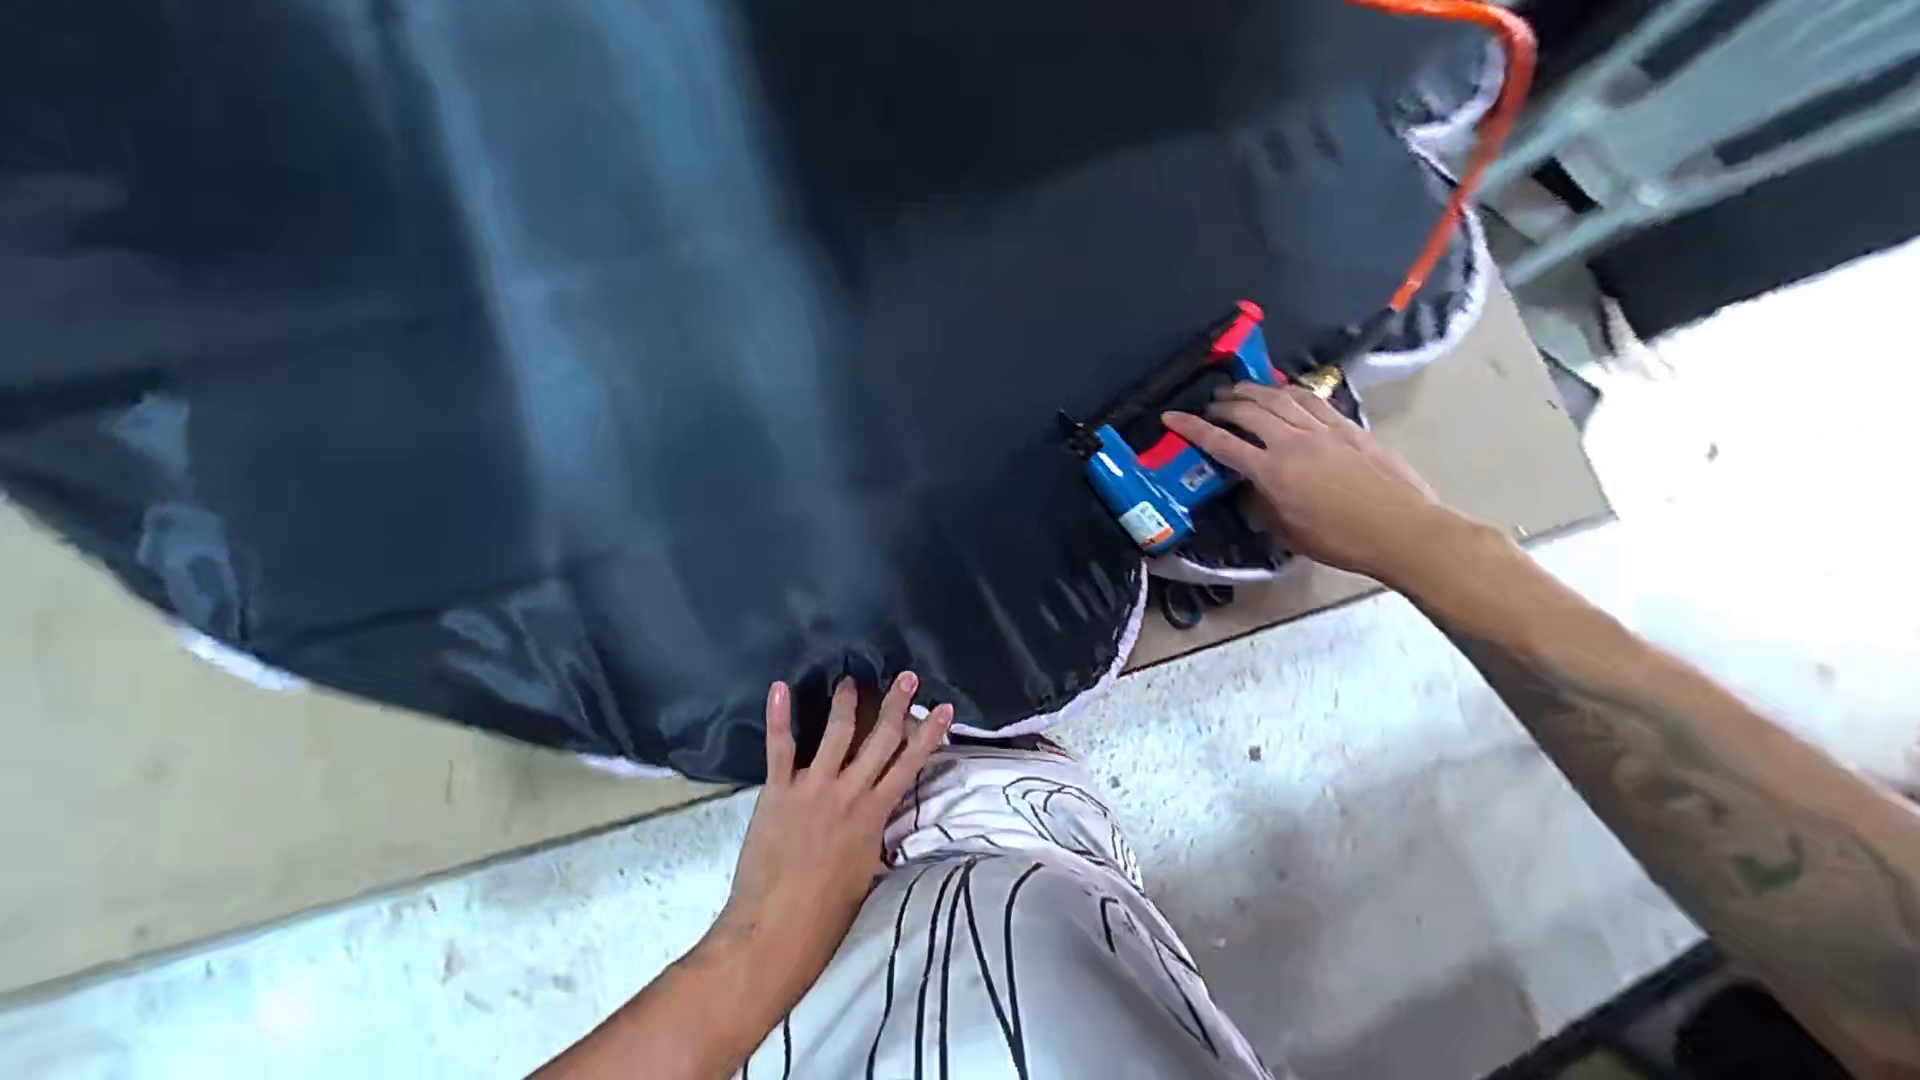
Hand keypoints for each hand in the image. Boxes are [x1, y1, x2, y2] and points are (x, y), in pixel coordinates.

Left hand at [710, 674, 952, 999]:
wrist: (776, 931)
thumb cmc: (827, 914)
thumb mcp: (867, 872)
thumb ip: (874, 836)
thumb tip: (880, 820)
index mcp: (874, 813)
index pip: (909, 764)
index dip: (929, 734)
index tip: (944, 708)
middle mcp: (849, 792)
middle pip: (880, 738)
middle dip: (897, 704)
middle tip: (907, 676)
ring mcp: (813, 787)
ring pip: (836, 732)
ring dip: (845, 702)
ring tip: (850, 678)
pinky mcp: (779, 791)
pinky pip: (780, 747)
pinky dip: (779, 716)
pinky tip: (780, 687)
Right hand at [1162, 383, 1473, 585]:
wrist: (1401, 530)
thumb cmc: (1340, 540)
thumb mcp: (1287, 532)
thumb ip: (1262, 505)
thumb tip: (1251, 490)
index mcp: (1272, 472)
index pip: (1221, 443)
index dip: (1192, 428)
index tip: (1171, 417)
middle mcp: (1292, 442)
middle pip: (1248, 410)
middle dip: (1223, 405)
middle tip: (1211, 407)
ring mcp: (1322, 430)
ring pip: (1279, 397)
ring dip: (1253, 391)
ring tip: (1239, 391)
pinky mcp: (1346, 426)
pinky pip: (1311, 399)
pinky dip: (1289, 391)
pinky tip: (1282, 392)